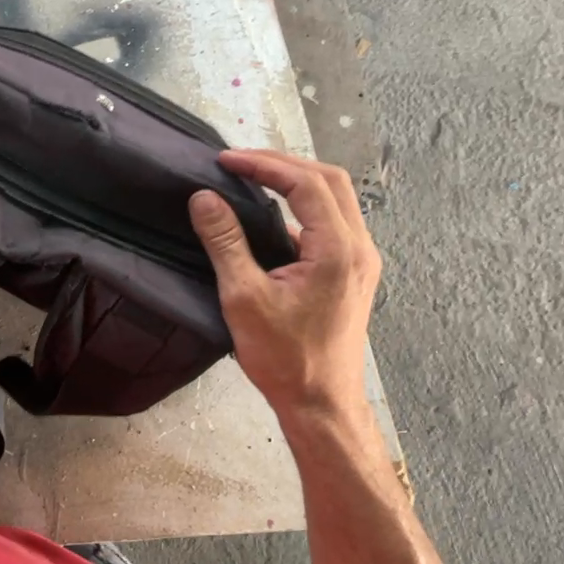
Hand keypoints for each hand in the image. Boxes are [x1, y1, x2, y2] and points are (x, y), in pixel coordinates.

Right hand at [187, 149, 380, 423]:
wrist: (320, 402)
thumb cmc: (283, 355)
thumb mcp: (244, 296)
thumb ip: (225, 242)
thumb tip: (204, 198)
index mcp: (338, 251)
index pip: (307, 185)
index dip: (265, 165)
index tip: (224, 161)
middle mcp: (359, 249)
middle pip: (330, 182)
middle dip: (283, 162)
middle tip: (237, 161)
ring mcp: (359, 261)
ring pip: (334, 200)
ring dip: (293, 180)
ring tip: (249, 177)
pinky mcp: (350, 273)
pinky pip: (329, 222)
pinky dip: (298, 204)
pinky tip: (265, 214)